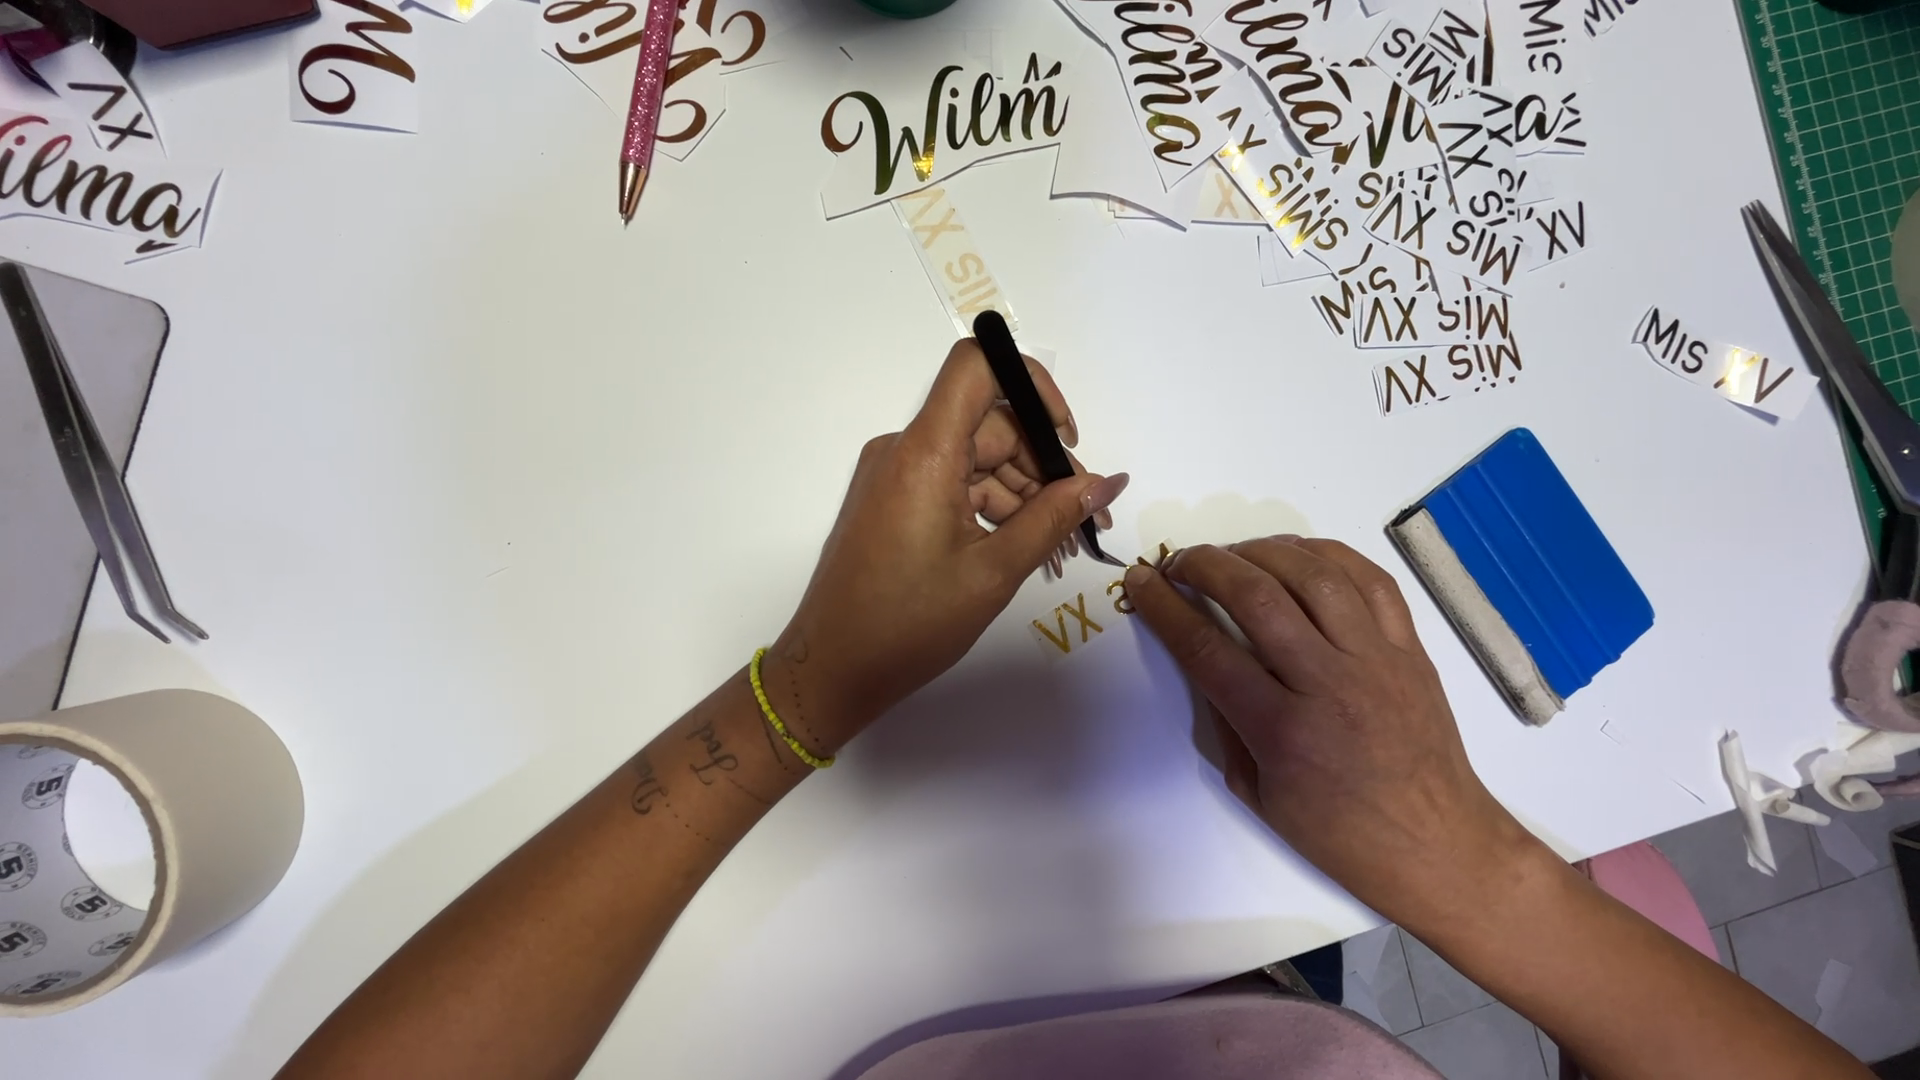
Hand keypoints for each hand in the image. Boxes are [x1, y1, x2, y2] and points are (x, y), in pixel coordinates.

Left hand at [761, 340, 1128, 756]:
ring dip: (1023, 494)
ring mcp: (895, 475)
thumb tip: (1110, 482)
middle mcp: (905, 449)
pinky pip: (954, 485)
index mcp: (924, 452)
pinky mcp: (893, 500)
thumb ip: (1055, 518)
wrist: (832, 669)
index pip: (977, 367)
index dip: (1031, 384)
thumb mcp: (994, 572)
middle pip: (989, 424)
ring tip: (1059, 545)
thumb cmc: (909, 624)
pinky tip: (1022, 546)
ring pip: (977, 460)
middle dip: (1043, 465)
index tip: (1066, 436)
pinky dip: (991, 508)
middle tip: (1086, 517)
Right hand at [1124, 537, 1530, 925]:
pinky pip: (1370, 578)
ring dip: (1259, 550)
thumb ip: (1221, 718)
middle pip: (1256, 595)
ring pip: (1313, 573)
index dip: (1164, 606)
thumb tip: (1198, 656)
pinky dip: (1325, 552)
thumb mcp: (1254, 789)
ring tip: (1231, 554)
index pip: (1206, 647)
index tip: (1139, 580)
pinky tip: (1294, 554)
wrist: (1440, 845)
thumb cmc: (1336, 832)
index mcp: (1281, 729)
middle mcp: (1328, 682)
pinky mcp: (1411, 648)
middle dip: (1204, 564)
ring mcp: (1376, 658)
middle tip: (1178, 562)